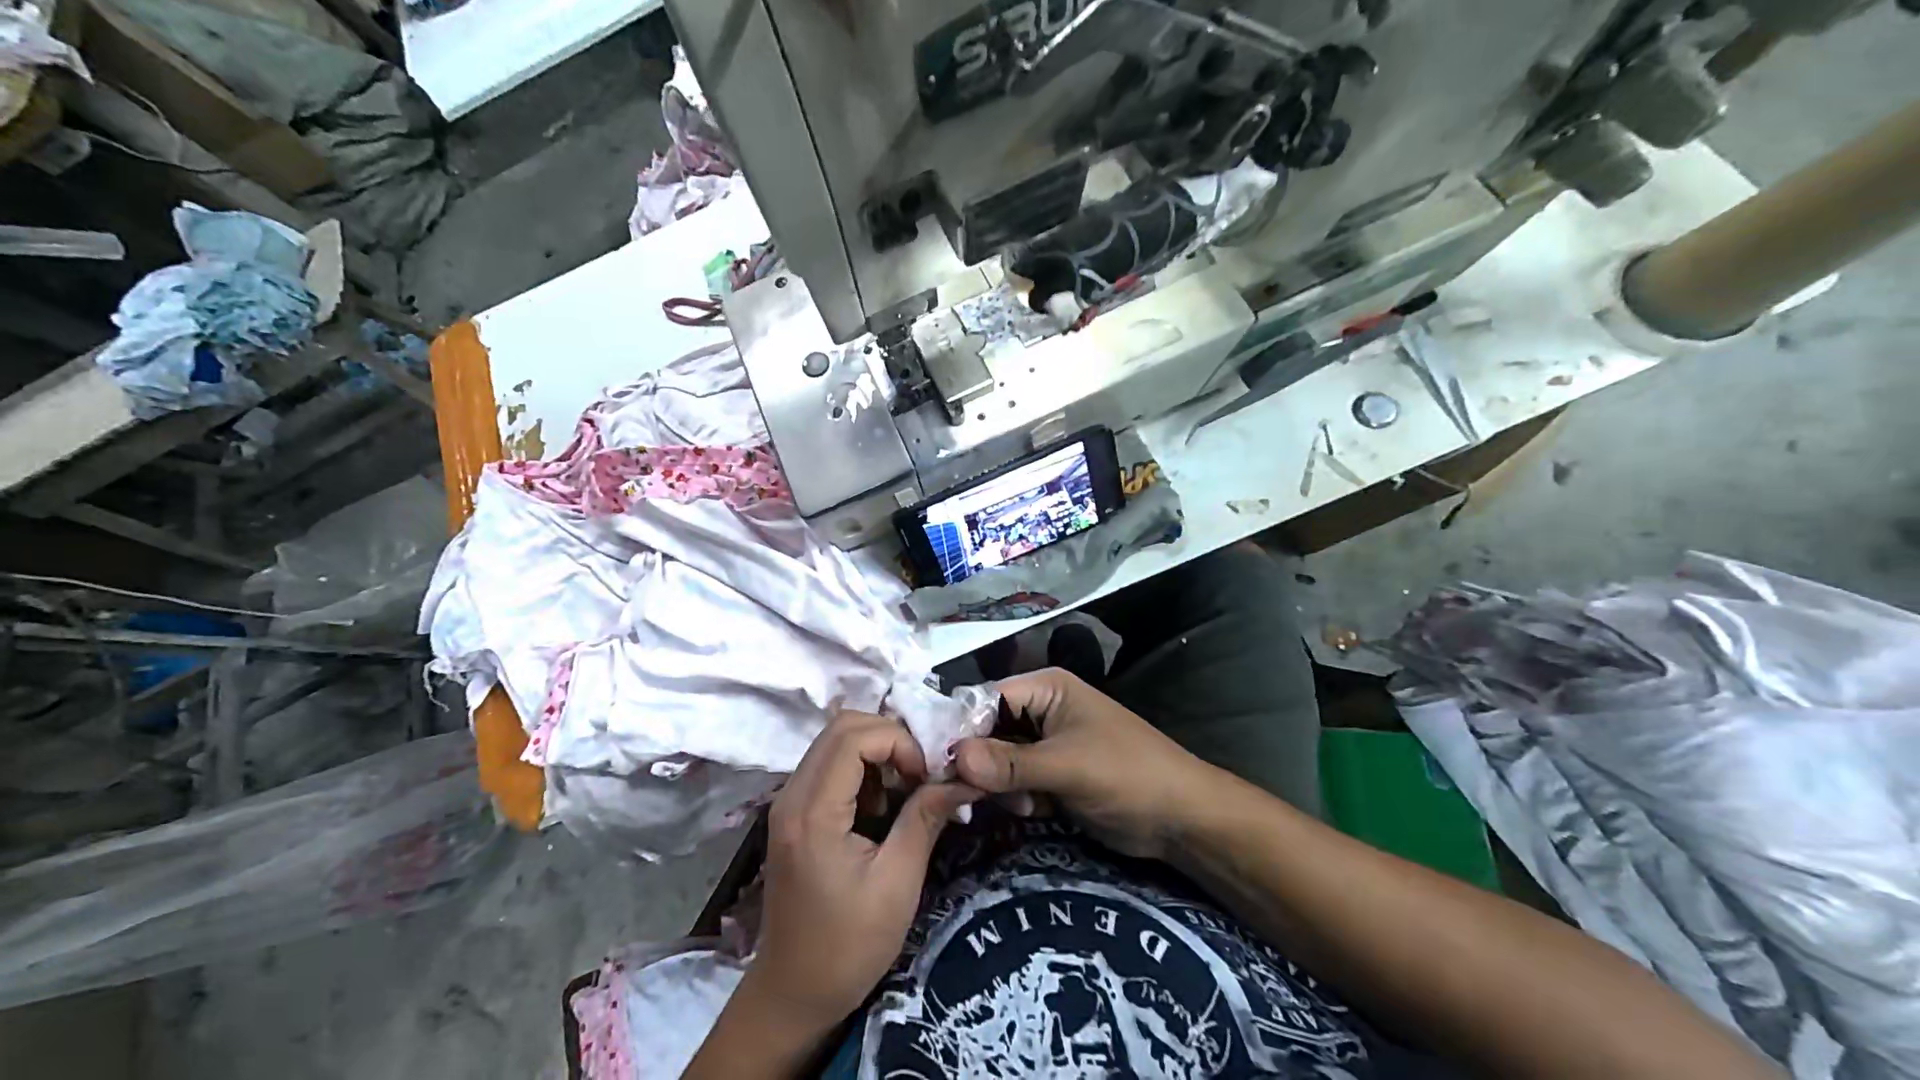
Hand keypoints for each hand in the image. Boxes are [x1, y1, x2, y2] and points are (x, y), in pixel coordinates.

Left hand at [748, 709, 982, 1034]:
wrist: (793, 993)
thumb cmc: (848, 946)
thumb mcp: (898, 883)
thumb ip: (925, 819)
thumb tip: (962, 777)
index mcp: (813, 812)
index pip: (853, 736)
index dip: (898, 742)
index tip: (925, 777)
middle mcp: (792, 796)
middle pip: (842, 727)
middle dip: (890, 739)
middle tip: (921, 776)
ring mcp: (789, 803)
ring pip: (836, 742)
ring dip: (877, 753)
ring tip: (906, 792)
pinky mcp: (794, 814)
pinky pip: (830, 766)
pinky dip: (863, 770)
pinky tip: (882, 807)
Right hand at [954, 668, 1223, 858]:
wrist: (1181, 819)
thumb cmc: (1127, 775)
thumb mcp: (1067, 767)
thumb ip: (1009, 763)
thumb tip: (953, 758)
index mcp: (1045, 688)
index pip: (983, 699)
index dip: (959, 730)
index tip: (936, 766)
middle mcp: (1040, 709)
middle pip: (986, 730)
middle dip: (980, 763)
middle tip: (972, 796)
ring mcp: (1045, 743)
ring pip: (997, 760)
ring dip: (1000, 785)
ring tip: (1025, 804)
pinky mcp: (1051, 774)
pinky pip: (1014, 781)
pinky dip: (1016, 797)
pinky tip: (1035, 810)